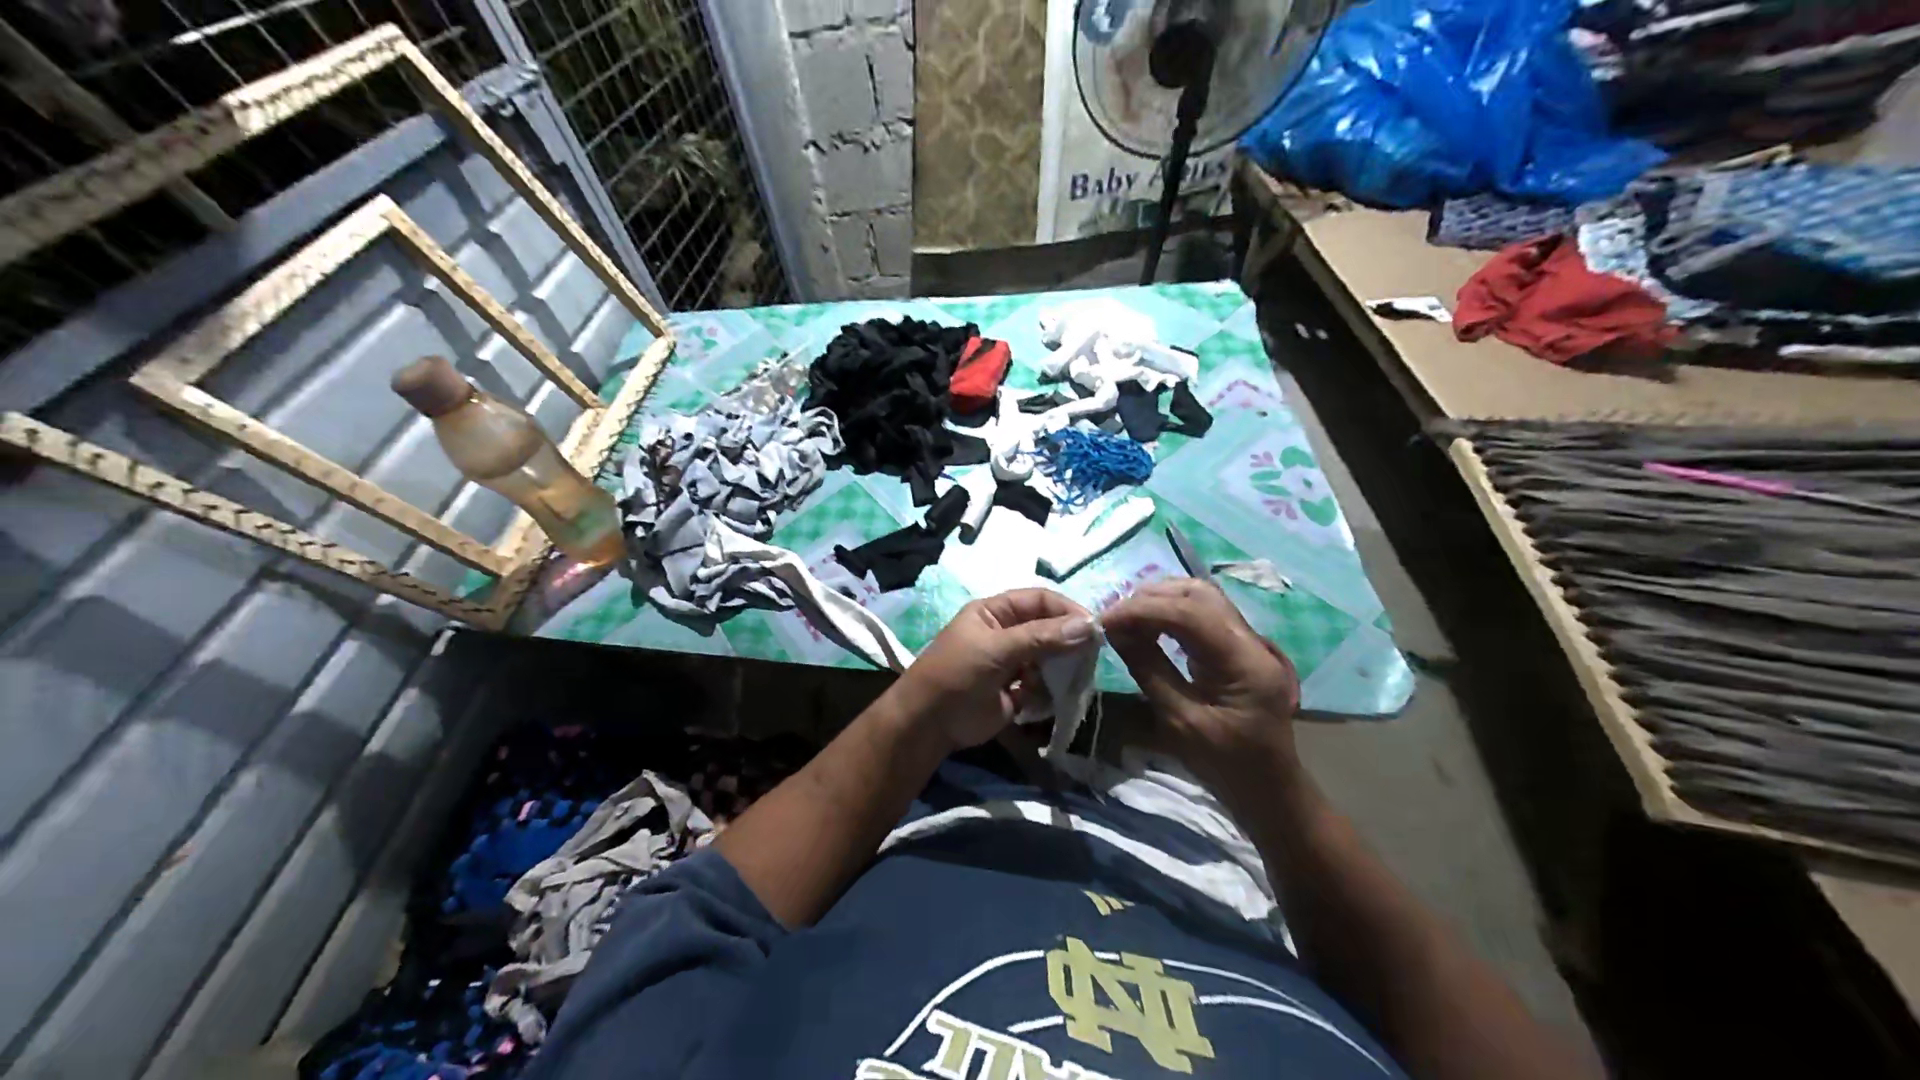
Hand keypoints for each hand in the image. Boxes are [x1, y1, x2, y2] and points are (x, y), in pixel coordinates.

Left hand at [887, 589, 1096, 751]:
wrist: (929, 724)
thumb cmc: (956, 674)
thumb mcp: (996, 649)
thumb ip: (1041, 637)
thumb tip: (1087, 625)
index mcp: (995, 612)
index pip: (1039, 600)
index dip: (1066, 610)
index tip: (1093, 626)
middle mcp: (1007, 633)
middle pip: (1049, 628)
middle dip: (1069, 640)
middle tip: (1091, 655)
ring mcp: (1013, 663)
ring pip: (1051, 657)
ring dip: (1063, 667)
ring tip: (1074, 678)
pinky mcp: (1018, 691)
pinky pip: (1045, 684)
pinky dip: (1053, 689)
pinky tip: (1053, 696)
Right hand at [1102, 579, 1301, 785]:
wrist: (1269, 789)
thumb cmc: (1225, 765)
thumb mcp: (1180, 721)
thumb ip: (1148, 669)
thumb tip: (1114, 630)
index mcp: (1245, 662)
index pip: (1190, 613)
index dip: (1143, 609)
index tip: (1105, 620)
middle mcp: (1251, 641)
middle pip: (1199, 594)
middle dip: (1151, 598)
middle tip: (1113, 617)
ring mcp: (1248, 641)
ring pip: (1201, 597)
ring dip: (1160, 600)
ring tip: (1125, 618)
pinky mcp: (1237, 646)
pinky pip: (1203, 613)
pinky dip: (1171, 611)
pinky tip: (1147, 624)